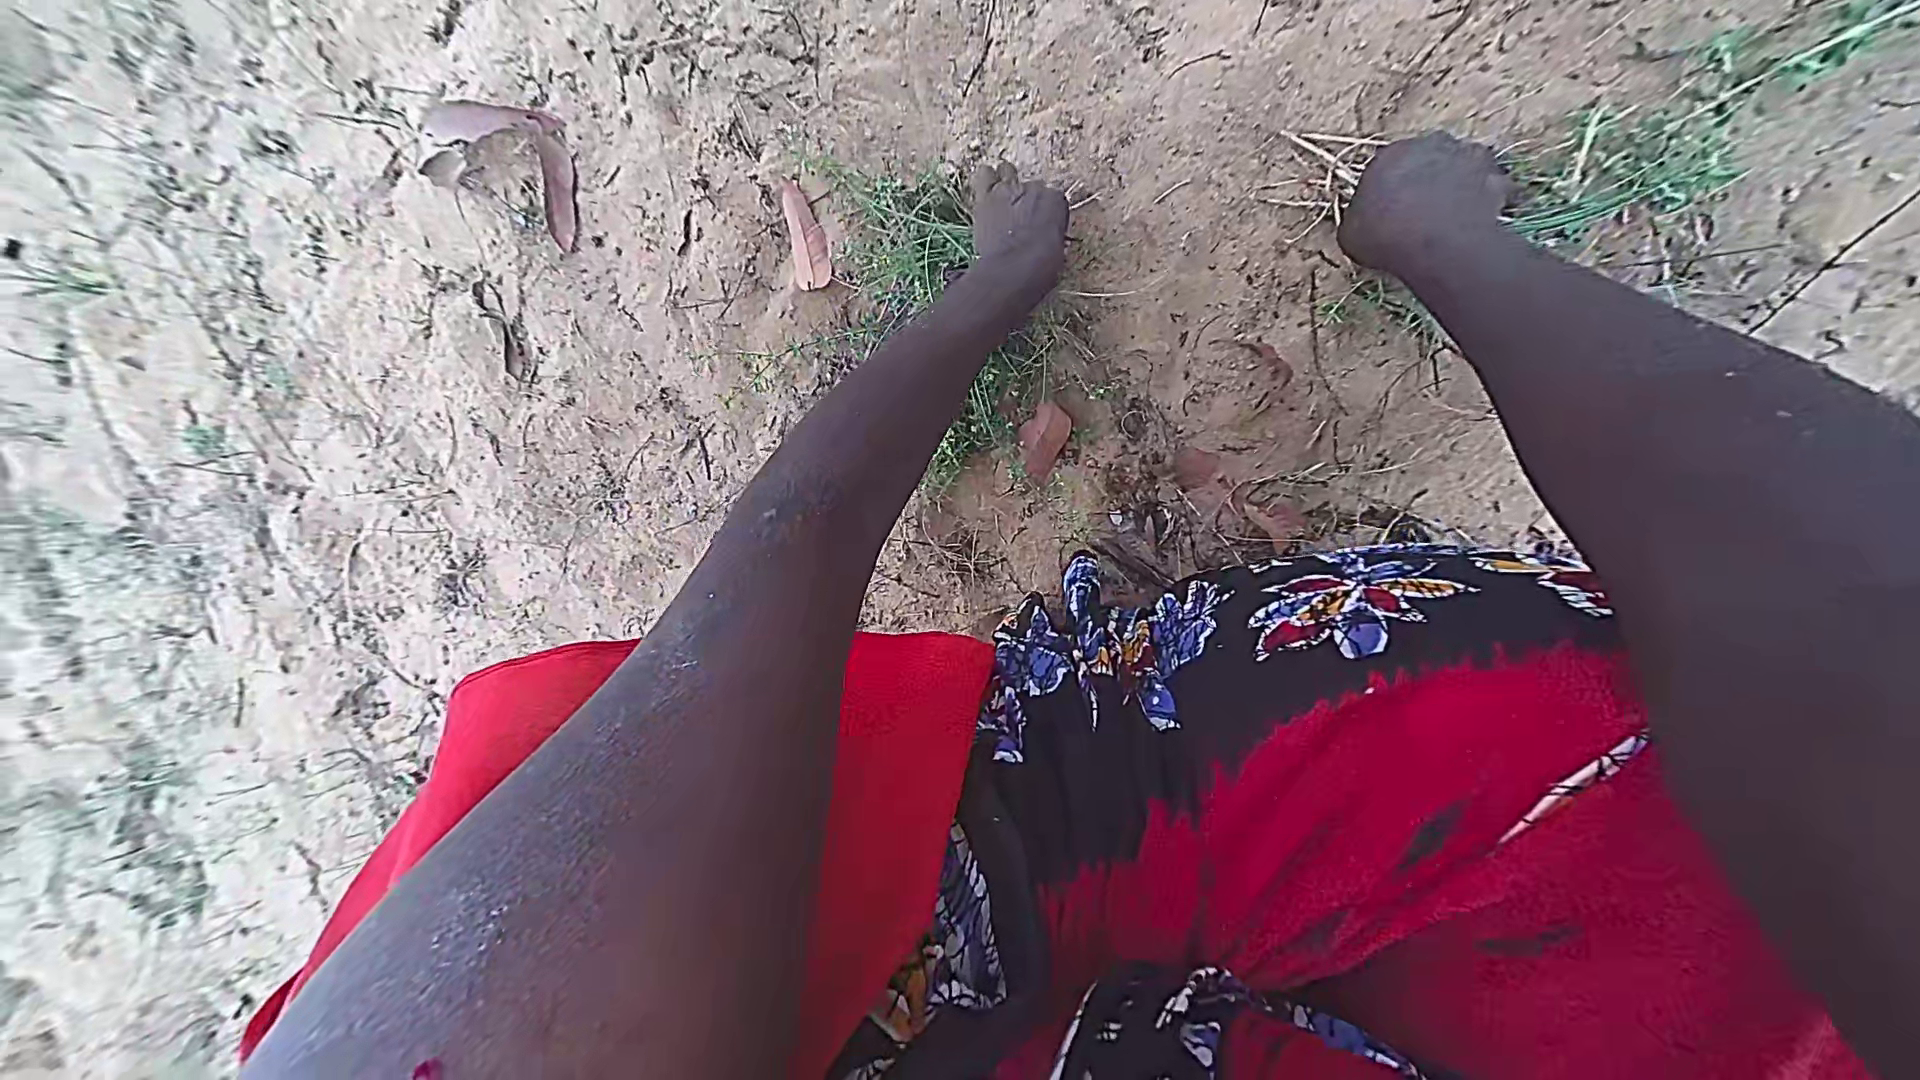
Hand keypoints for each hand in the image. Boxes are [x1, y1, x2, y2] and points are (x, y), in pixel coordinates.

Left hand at [970, 162, 1068, 299]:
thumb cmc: (1039, 268)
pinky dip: (986, 180)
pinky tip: (986, 193)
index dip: (1045, 214)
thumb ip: (1051, 235)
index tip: (1039, 228)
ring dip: (1005, 184)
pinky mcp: (987, 196)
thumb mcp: (1056, 252)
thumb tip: (1045, 239)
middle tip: (1019, 220)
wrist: (1013, 270)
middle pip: (1030, 186)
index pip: (1052, 199)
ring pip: (1007, 172)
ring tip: (1002, 201)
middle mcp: (1034, 187)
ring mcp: (1009, 189)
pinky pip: (985, 174)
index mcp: (1056, 201)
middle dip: (1025, 201)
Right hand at [1338, 132, 1515, 273]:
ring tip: (1442, 219)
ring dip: (1451, 185)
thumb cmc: (1382, 235)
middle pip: (1423, 160)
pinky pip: (1486, 186)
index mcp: (1388, 154)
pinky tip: (1468, 222)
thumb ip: (1358, 215)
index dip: (1381, 191)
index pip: (1381, 168)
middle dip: (1419, 180)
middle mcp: (1430, 143)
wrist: (1436, 242)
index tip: (1379, 213)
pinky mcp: (1496, 173)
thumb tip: (1364, 214)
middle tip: (1411, 212)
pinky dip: (1480, 199)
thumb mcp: (1349, 232)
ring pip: (1457, 168)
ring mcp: (1469, 155)